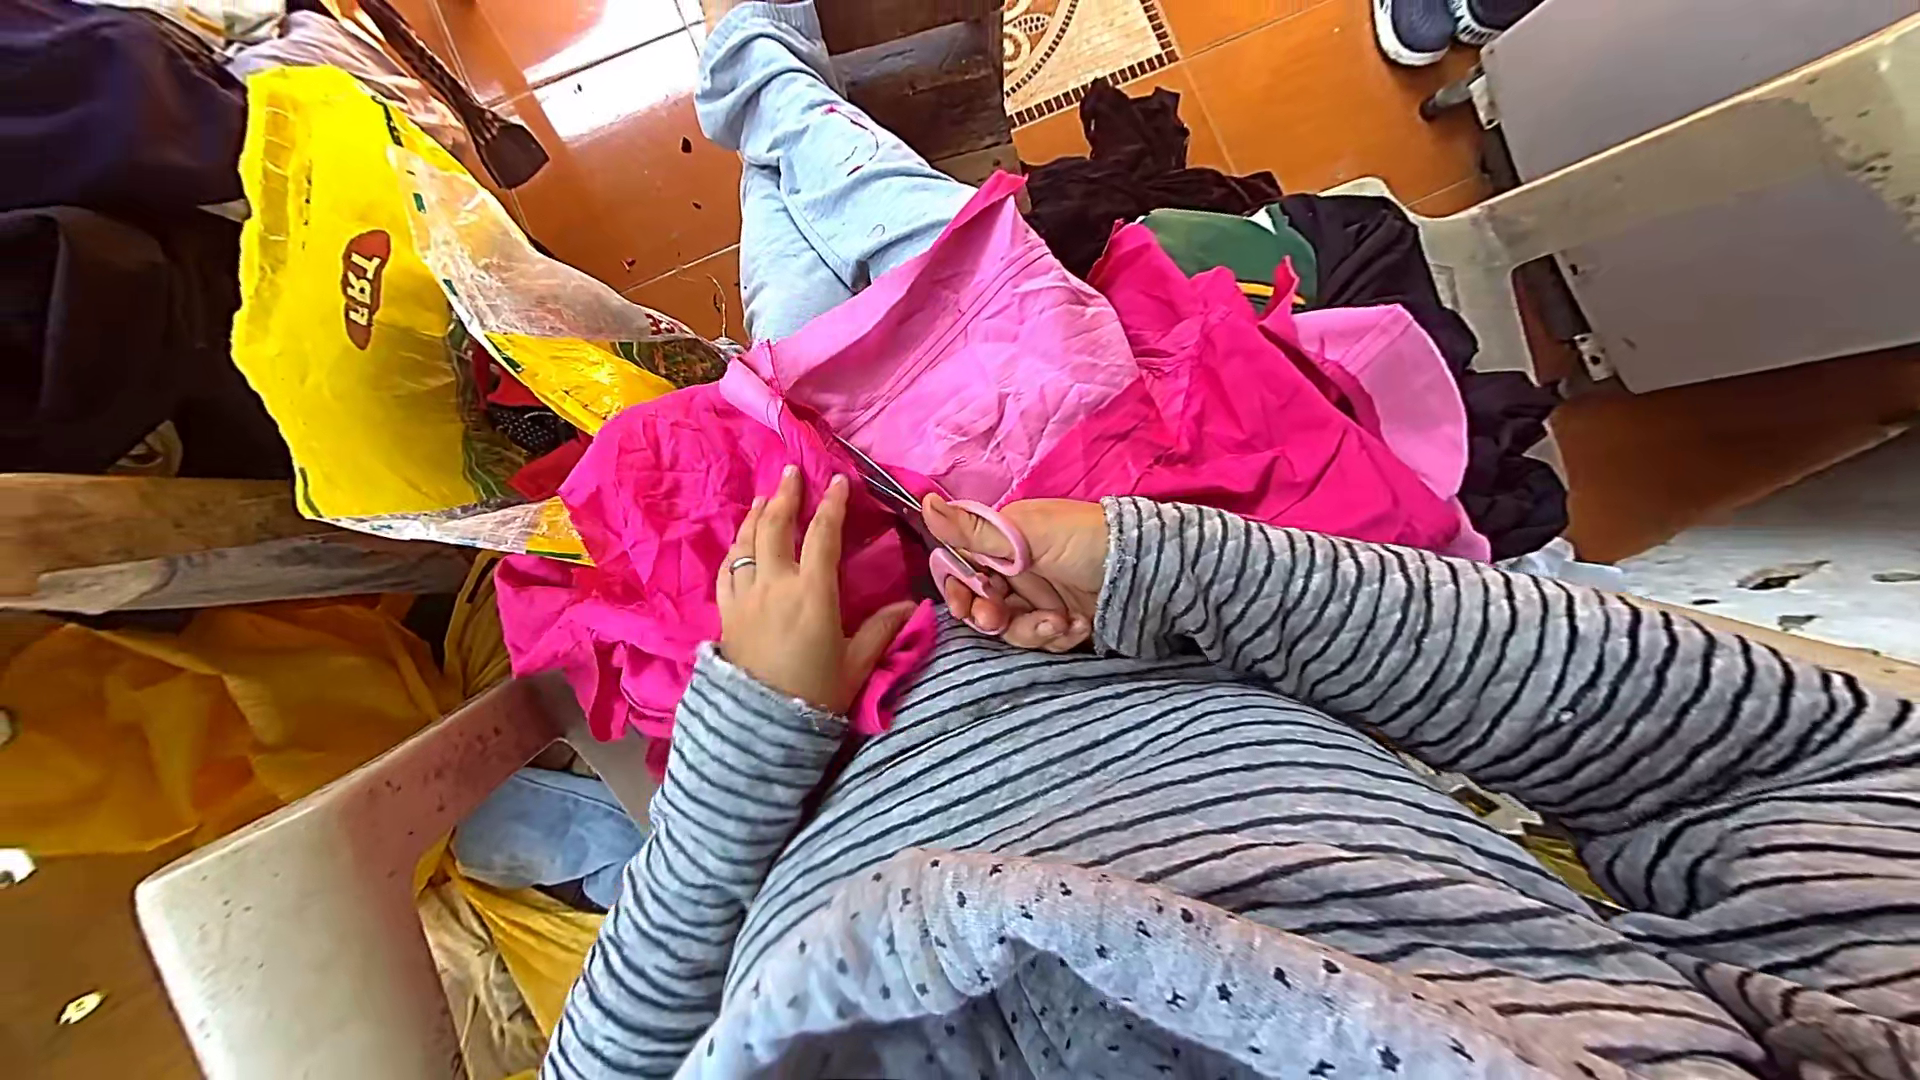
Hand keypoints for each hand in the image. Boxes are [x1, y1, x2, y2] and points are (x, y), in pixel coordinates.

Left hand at [718, 466, 917, 713]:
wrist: (759, 730)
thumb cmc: (815, 694)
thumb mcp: (857, 663)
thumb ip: (883, 629)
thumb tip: (912, 606)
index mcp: (811, 593)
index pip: (822, 536)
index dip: (832, 506)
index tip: (838, 482)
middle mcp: (774, 585)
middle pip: (776, 528)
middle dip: (784, 496)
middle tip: (791, 472)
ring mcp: (745, 597)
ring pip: (746, 543)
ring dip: (756, 516)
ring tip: (764, 497)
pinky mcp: (726, 613)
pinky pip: (727, 570)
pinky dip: (735, 548)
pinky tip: (741, 542)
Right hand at [922, 494, 1108, 651]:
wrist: (1144, 567)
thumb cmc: (1082, 540)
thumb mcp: (1025, 534)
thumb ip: (973, 530)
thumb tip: (925, 504)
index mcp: (1003, 543)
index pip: (965, 571)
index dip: (960, 592)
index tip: (965, 607)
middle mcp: (1016, 570)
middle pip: (985, 605)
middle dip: (993, 617)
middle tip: (1001, 620)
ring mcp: (1039, 598)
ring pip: (1012, 628)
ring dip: (1032, 629)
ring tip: (1061, 621)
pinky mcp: (1061, 621)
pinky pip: (1042, 639)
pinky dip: (1059, 636)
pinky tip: (1080, 625)